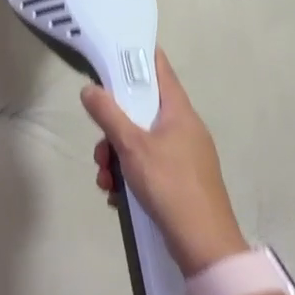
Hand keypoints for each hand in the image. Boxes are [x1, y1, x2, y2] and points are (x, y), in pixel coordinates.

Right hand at [80, 49, 246, 276]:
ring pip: (138, 142)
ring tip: (107, 181)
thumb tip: (90, 88)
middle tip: (101, 150)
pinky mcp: (179, 180)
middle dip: (112, 129)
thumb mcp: (132, 147)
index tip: (115, 49)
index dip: (139, 56)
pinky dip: (129, 176)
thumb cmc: (171, 186)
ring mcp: (184, 156)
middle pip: (140, 112)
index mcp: (179, 113)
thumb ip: (109, 115)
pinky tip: (117, 195)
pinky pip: (146, 165)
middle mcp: (184, 129)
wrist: (204, 245)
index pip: (160, 71)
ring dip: (116, 158)